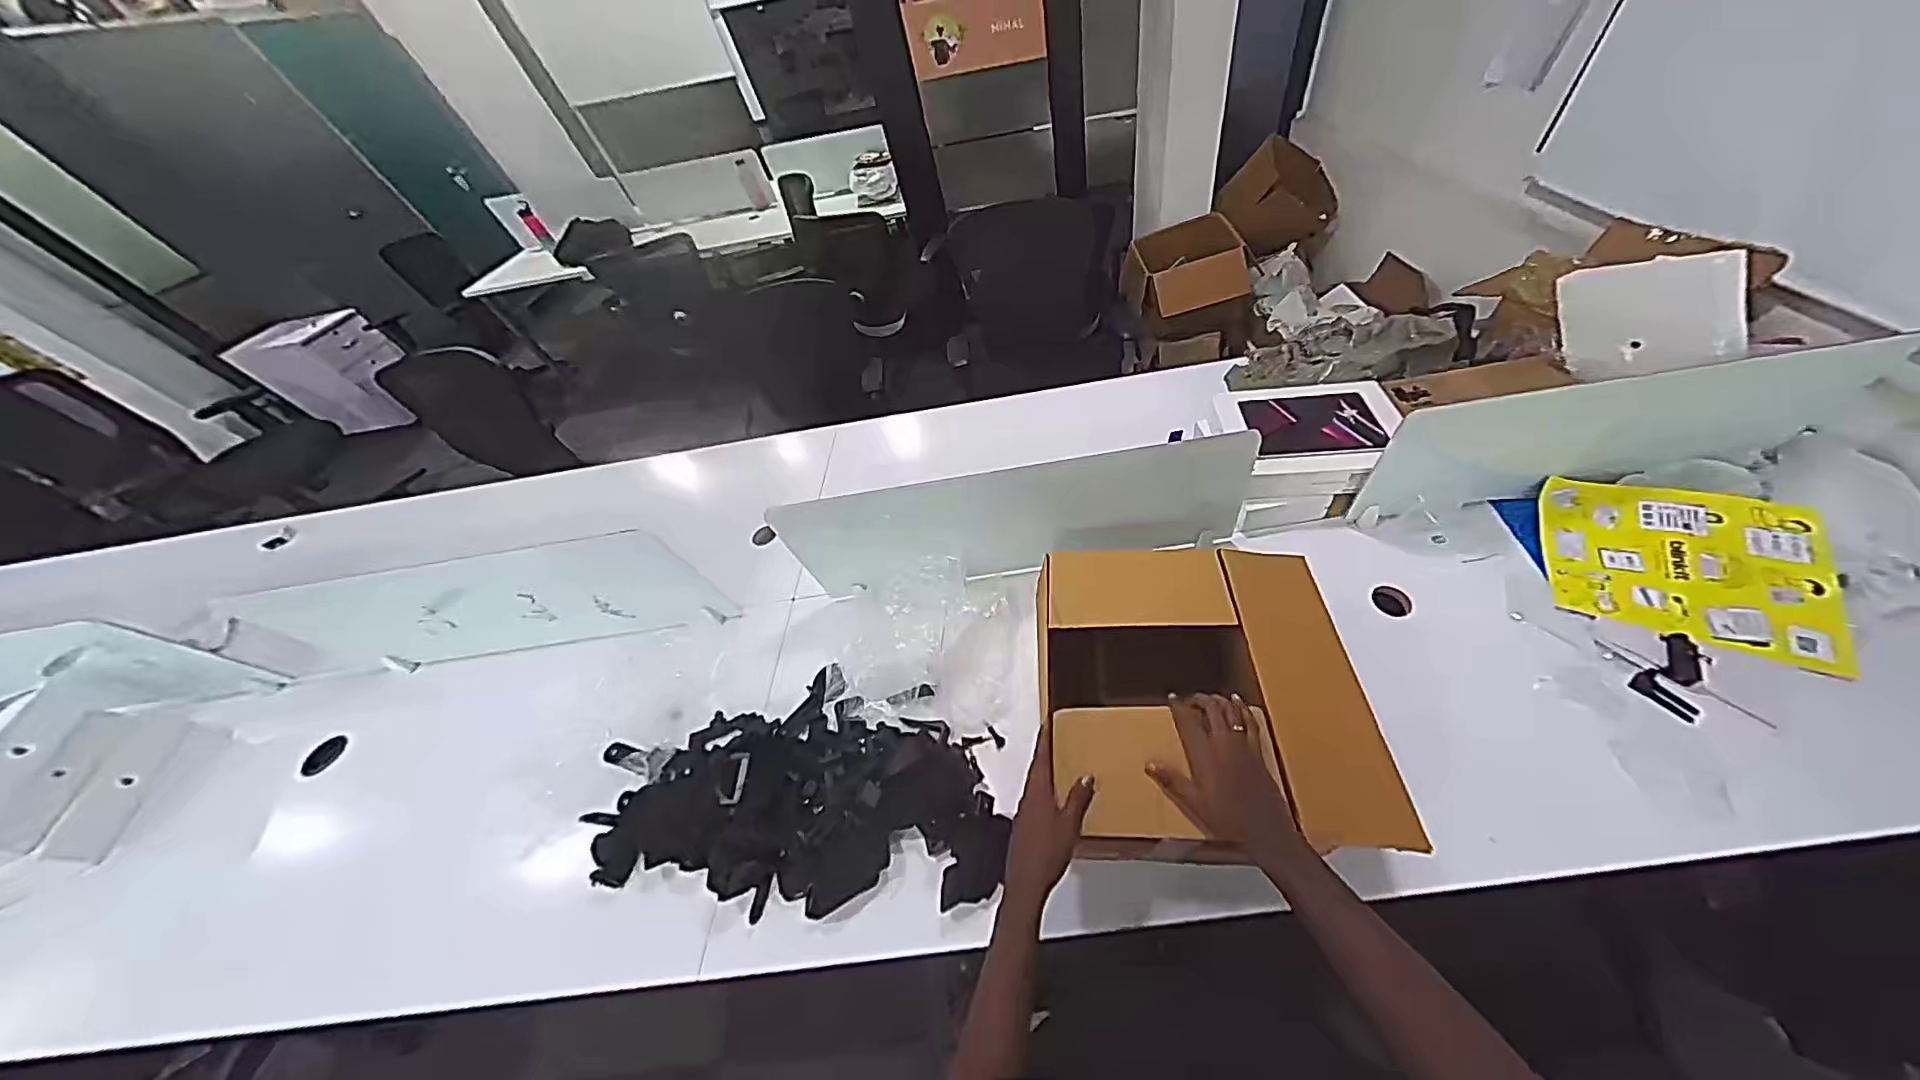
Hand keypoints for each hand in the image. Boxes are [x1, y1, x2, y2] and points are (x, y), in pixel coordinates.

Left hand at [1002, 719, 1093, 914]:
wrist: (1025, 882)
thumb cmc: (1045, 854)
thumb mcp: (1069, 824)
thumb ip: (1078, 799)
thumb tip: (1085, 777)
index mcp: (1037, 792)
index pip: (1041, 758)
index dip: (1044, 740)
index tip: (1047, 723)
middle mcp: (1028, 798)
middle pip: (1037, 768)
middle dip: (1046, 752)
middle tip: (1055, 738)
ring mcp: (1025, 811)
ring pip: (1036, 783)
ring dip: (1046, 771)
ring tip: (1059, 764)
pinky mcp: (1025, 824)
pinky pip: (1036, 798)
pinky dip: (1045, 789)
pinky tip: (1055, 798)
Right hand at [1148, 694, 1301, 855]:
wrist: (1266, 833)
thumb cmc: (1227, 821)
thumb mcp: (1194, 803)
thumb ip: (1172, 780)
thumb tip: (1150, 764)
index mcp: (1205, 755)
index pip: (1189, 722)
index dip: (1179, 706)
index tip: (1172, 698)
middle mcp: (1224, 744)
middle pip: (1212, 711)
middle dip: (1200, 700)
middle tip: (1190, 698)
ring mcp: (1244, 747)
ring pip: (1231, 713)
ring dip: (1220, 701)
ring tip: (1212, 697)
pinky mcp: (1259, 753)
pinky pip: (1250, 724)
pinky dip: (1244, 711)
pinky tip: (1241, 705)